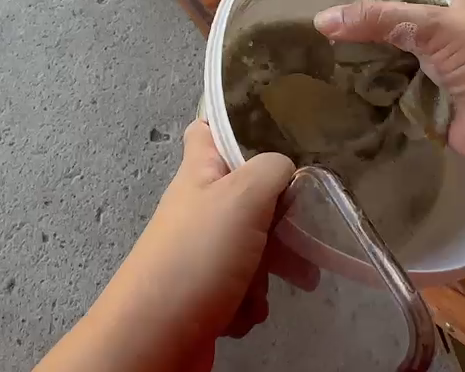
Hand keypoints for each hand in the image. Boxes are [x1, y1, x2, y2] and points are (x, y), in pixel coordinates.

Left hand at [38, 120, 314, 371]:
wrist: (156, 339)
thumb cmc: (198, 255)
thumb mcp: (242, 195)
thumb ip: (272, 169)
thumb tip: (286, 168)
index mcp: (200, 169)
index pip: (210, 128)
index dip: (237, 125)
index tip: (275, 132)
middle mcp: (201, 206)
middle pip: (249, 193)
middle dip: (281, 216)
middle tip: (308, 231)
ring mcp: (202, 251)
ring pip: (253, 244)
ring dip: (273, 265)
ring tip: (298, 279)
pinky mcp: (207, 293)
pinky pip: (243, 285)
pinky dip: (251, 298)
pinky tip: (246, 308)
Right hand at [315, 0, 464, 174]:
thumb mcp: (432, 24)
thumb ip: (377, 20)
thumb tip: (319, 20)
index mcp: (444, 7)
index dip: (364, 5)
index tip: (326, 16)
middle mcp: (437, 38)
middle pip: (385, 35)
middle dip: (357, 42)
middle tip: (314, 48)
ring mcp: (431, 76)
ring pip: (385, 68)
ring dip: (361, 73)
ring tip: (318, 73)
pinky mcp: (427, 110)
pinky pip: (390, 101)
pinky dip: (370, 101)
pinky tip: (338, 99)